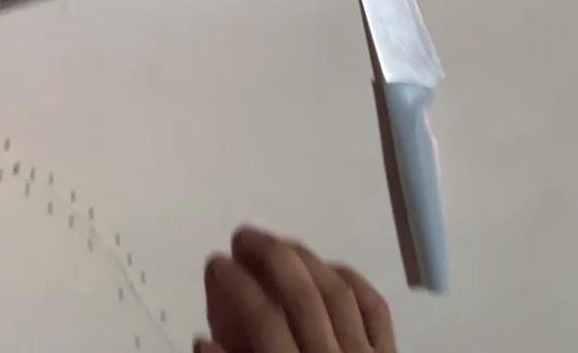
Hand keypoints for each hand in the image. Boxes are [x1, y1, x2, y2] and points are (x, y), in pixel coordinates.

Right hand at [199, 227, 396, 352]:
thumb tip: (204, 341)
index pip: (264, 320)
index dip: (237, 284)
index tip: (216, 261)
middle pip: (303, 296)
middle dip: (269, 254)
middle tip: (241, 237)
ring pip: (338, 292)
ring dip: (305, 258)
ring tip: (277, 244)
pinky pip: (374, 308)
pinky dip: (350, 280)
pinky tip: (327, 268)